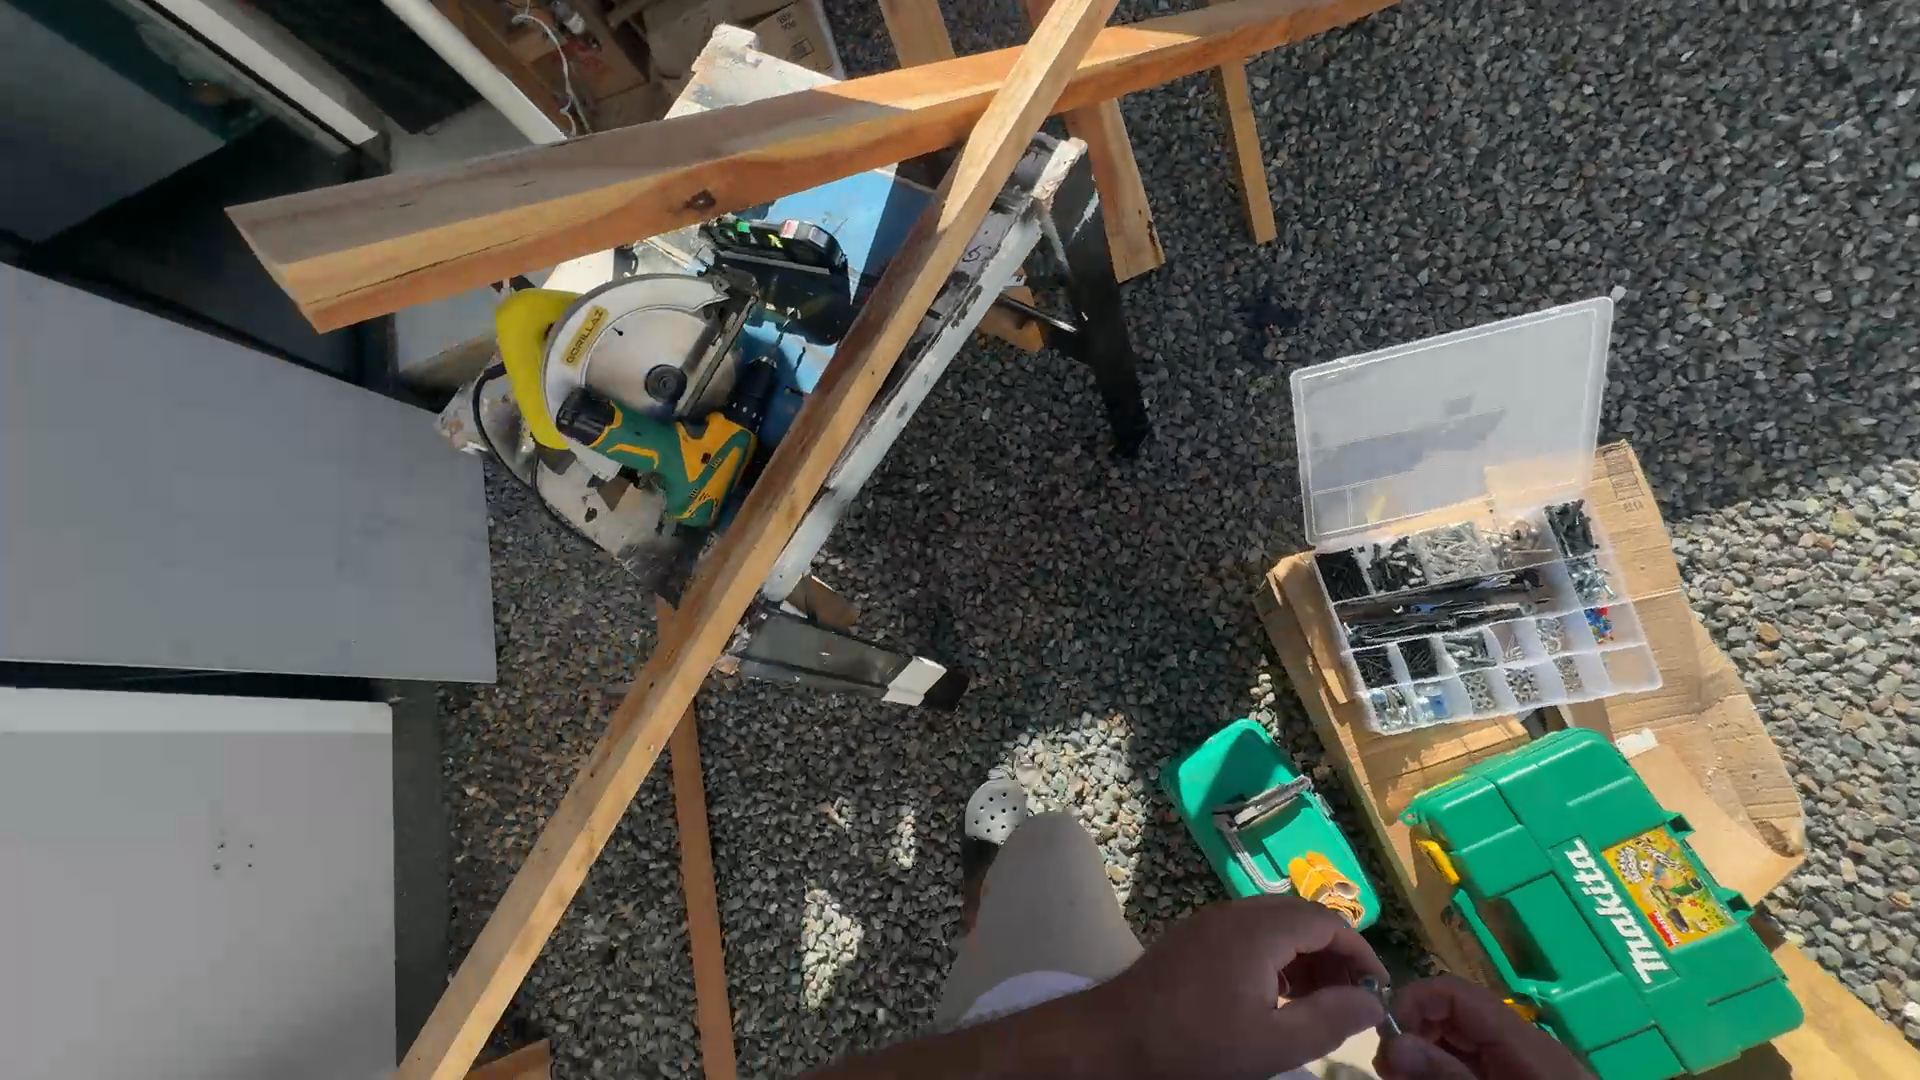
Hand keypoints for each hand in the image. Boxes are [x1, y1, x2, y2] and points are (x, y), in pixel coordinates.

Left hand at [1082, 895, 1387, 1079]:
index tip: (1379, 990)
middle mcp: (1234, 912)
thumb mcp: (1275, 1044)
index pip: (1324, 920)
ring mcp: (1210, 920)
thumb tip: (1371, 1001)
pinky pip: (1247, 930)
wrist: (1120, 1034)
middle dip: (1333, 952)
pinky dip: (1274, 954)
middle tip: (1352, 999)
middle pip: (1299, 914)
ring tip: (1320, 1002)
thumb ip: (1329, 1019)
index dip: (1360, 951)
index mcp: (1257, 929)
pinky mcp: (1195, 934)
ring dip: (1304, 953)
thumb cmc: (1200, 1043)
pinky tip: (1278, 994)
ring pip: (1273, 921)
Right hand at [1374, 976, 1592, 1079]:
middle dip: (1414, 1032)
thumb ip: (1446, 1077)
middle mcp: (1524, 1044)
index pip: (1454, 992)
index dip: (1413, 1002)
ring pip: (1459, 1038)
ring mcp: (1526, 1066)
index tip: (1386, 1037)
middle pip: (1453, 1013)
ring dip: (1425, 1054)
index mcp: (1524, 1043)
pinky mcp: (1522, 1079)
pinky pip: (1474, 1061)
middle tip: (1388, 1071)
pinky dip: (1447, 1070)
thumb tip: (1391, 1042)